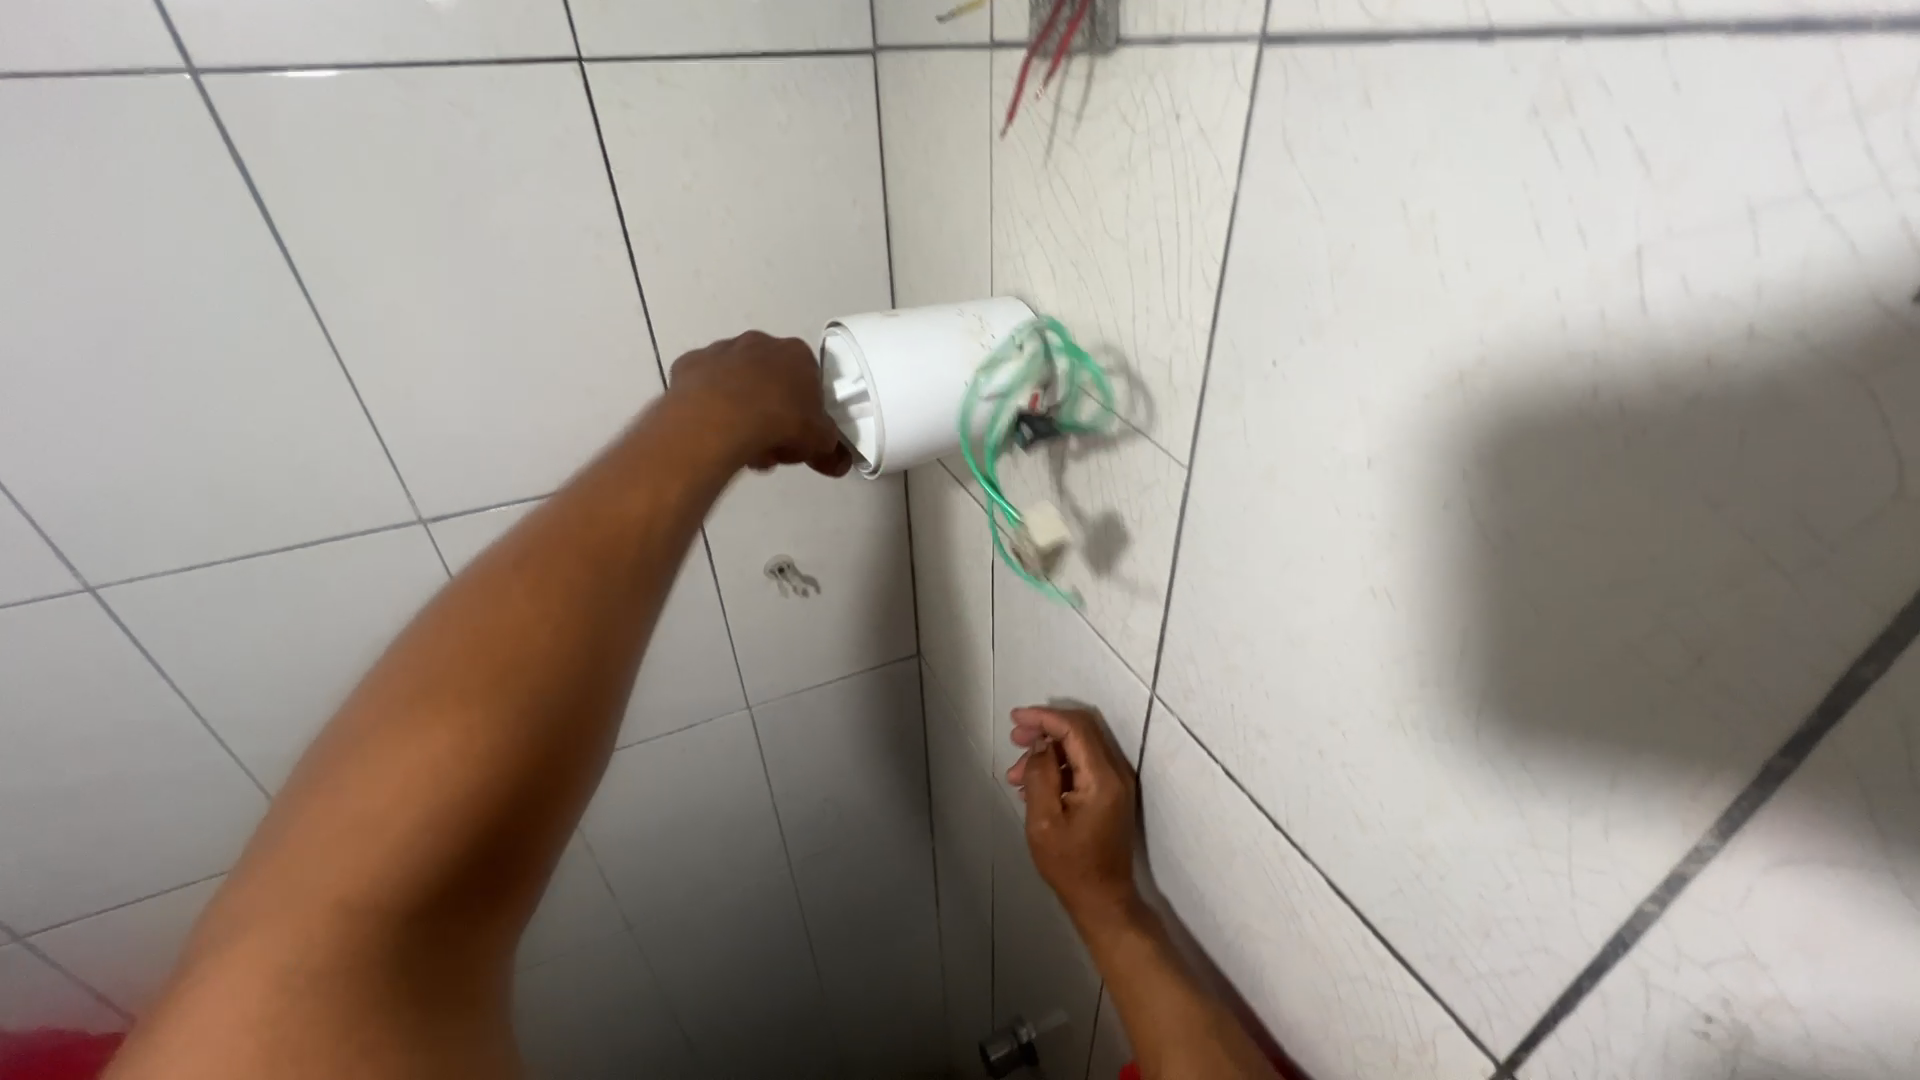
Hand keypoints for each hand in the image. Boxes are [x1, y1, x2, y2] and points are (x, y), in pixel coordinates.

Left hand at [668, 331, 852, 476]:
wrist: (722, 419)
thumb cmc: (781, 421)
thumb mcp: (819, 442)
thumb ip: (832, 450)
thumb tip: (839, 463)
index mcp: (796, 353)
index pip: (808, 380)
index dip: (805, 411)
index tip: (799, 435)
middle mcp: (759, 343)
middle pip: (770, 379)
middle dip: (772, 411)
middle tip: (771, 445)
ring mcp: (720, 351)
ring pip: (736, 382)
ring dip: (741, 410)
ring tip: (741, 445)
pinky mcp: (688, 365)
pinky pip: (704, 387)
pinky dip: (709, 406)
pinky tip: (713, 430)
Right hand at [1007, 706, 1138, 921]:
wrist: (1102, 900)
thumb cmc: (1070, 865)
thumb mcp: (1044, 821)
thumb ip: (1040, 776)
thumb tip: (1040, 744)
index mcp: (1101, 778)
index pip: (1075, 728)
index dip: (1044, 718)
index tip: (1015, 719)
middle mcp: (1116, 773)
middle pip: (1081, 730)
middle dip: (1045, 728)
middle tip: (1014, 739)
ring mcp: (1116, 783)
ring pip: (1080, 746)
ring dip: (1048, 750)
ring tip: (1016, 773)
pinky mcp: (1111, 793)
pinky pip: (1083, 763)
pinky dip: (1058, 764)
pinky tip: (1032, 784)